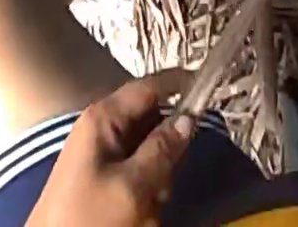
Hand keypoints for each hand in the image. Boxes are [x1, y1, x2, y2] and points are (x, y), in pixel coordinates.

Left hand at [25, 69, 196, 226]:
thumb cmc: (87, 221)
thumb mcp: (130, 189)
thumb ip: (162, 151)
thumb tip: (189, 118)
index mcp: (104, 116)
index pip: (151, 85)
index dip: (181, 84)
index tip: (210, 91)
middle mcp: (103, 125)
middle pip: (153, 119)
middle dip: (166, 149)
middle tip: (162, 182)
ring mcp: (101, 152)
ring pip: (148, 149)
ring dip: (156, 177)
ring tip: (146, 206)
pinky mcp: (101, 177)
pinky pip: (137, 172)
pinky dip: (145, 191)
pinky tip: (140, 214)